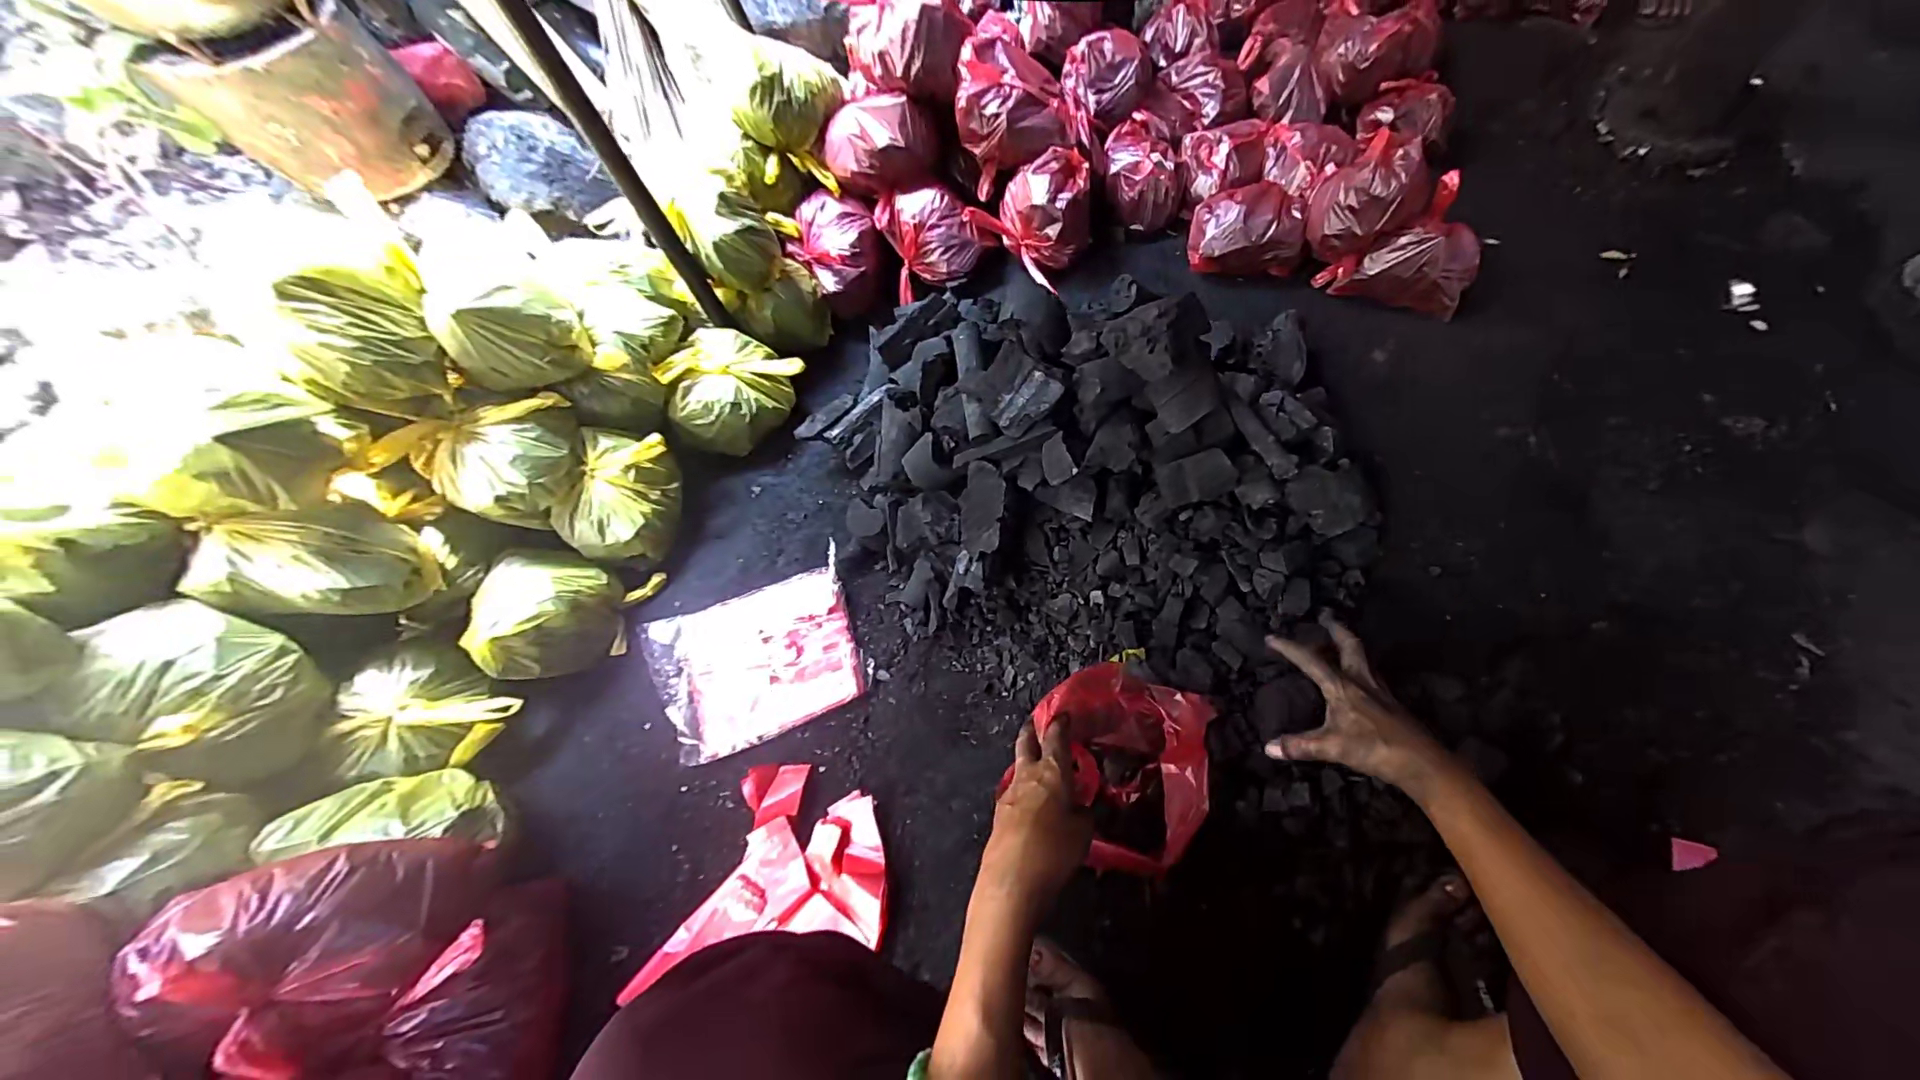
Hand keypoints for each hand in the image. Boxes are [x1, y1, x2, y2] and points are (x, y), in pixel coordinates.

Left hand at [979, 721, 1093, 920]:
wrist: (1010, 880)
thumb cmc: (1054, 850)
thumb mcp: (1083, 833)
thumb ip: (1083, 814)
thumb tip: (1080, 807)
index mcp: (1051, 771)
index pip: (1056, 737)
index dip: (1060, 722)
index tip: (1064, 714)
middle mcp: (1027, 775)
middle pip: (1026, 742)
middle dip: (1032, 729)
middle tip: (1038, 722)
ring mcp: (1008, 793)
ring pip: (1019, 767)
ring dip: (1029, 762)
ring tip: (1042, 769)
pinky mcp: (999, 814)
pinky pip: (1015, 792)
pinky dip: (1025, 789)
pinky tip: (1033, 803)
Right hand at [1264, 617, 1456, 798]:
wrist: (1423, 763)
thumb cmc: (1374, 749)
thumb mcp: (1332, 748)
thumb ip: (1299, 746)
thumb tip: (1268, 747)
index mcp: (1342, 687)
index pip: (1311, 660)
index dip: (1289, 648)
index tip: (1271, 637)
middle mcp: (1361, 681)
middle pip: (1350, 646)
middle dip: (1336, 629)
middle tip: (1325, 616)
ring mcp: (1380, 690)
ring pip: (1363, 657)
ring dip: (1350, 644)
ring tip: (1340, 639)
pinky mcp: (1391, 702)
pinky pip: (1372, 674)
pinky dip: (1361, 665)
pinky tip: (1359, 675)